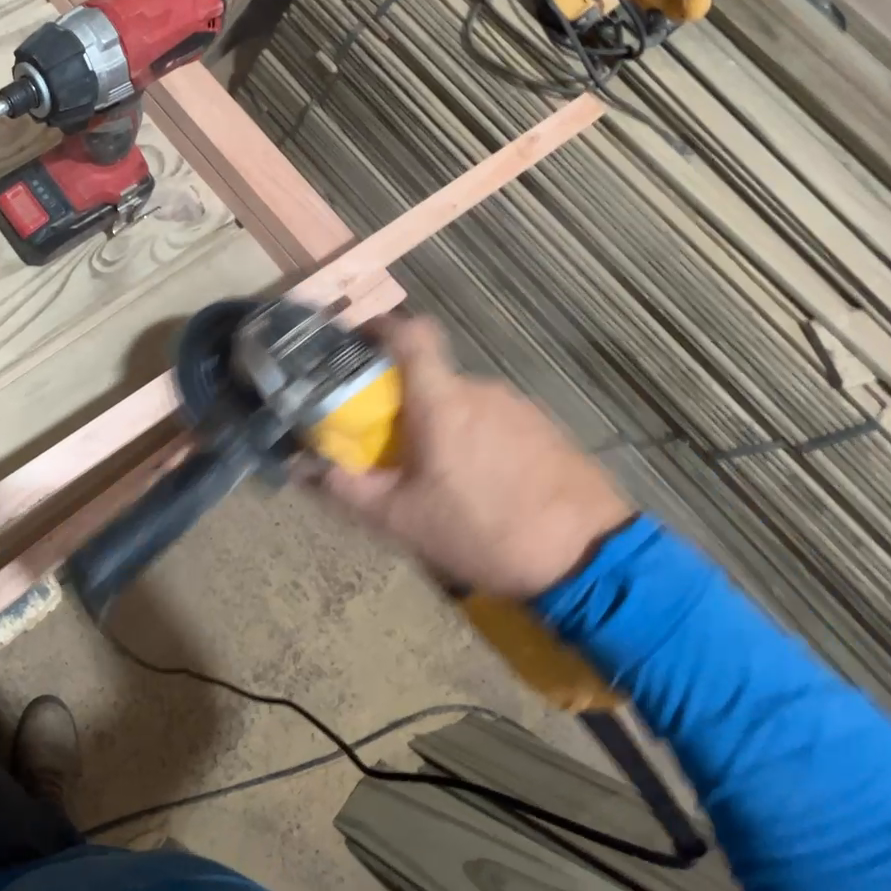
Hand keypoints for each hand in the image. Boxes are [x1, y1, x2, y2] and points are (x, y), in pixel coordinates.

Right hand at [311, 314, 633, 596]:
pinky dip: (475, 438)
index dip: (381, 328)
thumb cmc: (482, 531)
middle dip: (403, 402)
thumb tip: (298, 466)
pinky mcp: (548, 430)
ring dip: (441, 424)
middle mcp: (481, 391)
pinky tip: (480, 482)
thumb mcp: (400, 519)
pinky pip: (495, 420)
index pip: (411, 335)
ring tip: (435, 472)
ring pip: (462, 402)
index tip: (356, 341)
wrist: (591, 562)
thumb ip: (346, 488)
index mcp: (441, 402)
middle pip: (430, 378)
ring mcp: (520, 408)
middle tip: (386, 443)